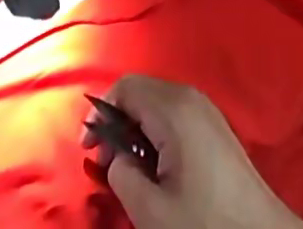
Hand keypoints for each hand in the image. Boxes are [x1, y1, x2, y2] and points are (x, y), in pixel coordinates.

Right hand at [86, 75, 302, 228]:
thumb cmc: (204, 220)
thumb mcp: (151, 209)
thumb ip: (122, 175)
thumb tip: (116, 157)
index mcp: (174, 109)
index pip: (126, 86)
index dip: (100, 112)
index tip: (88, 147)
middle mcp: (191, 96)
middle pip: (141, 88)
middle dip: (116, 117)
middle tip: (104, 158)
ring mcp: (206, 107)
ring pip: (157, 98)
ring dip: (135, 123)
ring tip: (126, 164)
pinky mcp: (214, 122)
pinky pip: (174, 109)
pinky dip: (155, 126)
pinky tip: (153, 161)